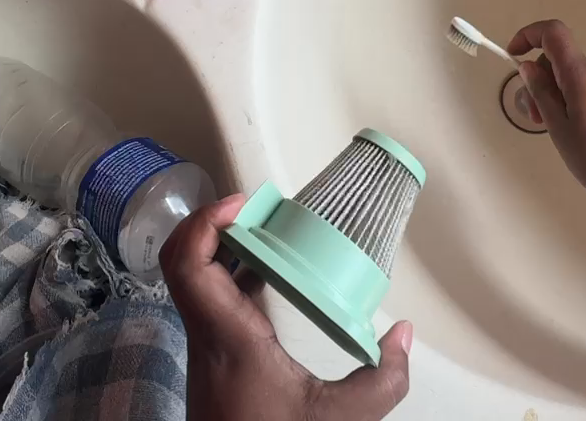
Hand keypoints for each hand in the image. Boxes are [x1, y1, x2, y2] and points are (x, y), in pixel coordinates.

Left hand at [161, 194, 413, 420]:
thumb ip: (381, 381)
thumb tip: (402, 335)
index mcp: (226, 338)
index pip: (188, 264)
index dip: (205, 221)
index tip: (242, 203)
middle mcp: (207, 335)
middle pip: (183, 259)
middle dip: (214, 221)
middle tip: (256, 207)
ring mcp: (207, 344)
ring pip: (197, 276)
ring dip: (224, 245)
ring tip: (267, 228)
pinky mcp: (215, 354)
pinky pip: (214, 297)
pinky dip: (234, 272)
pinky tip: (270, 271)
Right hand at [509, 19, 585, 214]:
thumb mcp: (560, 128)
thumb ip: (542, 93)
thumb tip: (529, 66)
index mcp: (581, 74)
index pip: (553, 32)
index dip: (529, 35)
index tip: (514, 57)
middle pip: (561, 60)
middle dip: (540, 81)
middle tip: (536, 119)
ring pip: (576, 80)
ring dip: (557, 97)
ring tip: (558, 134)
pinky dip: (575, 104)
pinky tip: (582, 139)